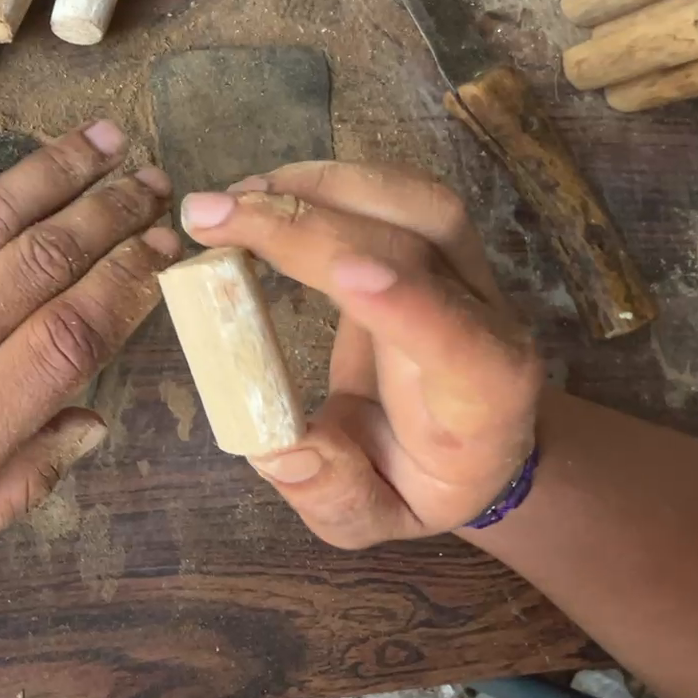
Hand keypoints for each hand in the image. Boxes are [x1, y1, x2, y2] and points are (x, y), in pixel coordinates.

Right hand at [179, 162, 542, 547]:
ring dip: (316, 185)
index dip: (405, 300)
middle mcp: (487, 319)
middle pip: (415, 244)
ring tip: (232, 198)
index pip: (455, 338)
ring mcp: (466, 271)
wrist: (478, 438)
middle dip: (308, 223)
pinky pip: (389, 192)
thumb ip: (331, 493)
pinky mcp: (434, 243)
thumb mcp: (374, 516)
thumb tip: (278, 449)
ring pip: (412, 200)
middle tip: (210, 217)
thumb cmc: (417, 478)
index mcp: (478, 397)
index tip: (341, 271)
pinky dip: (321, 181)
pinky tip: (262, 192)